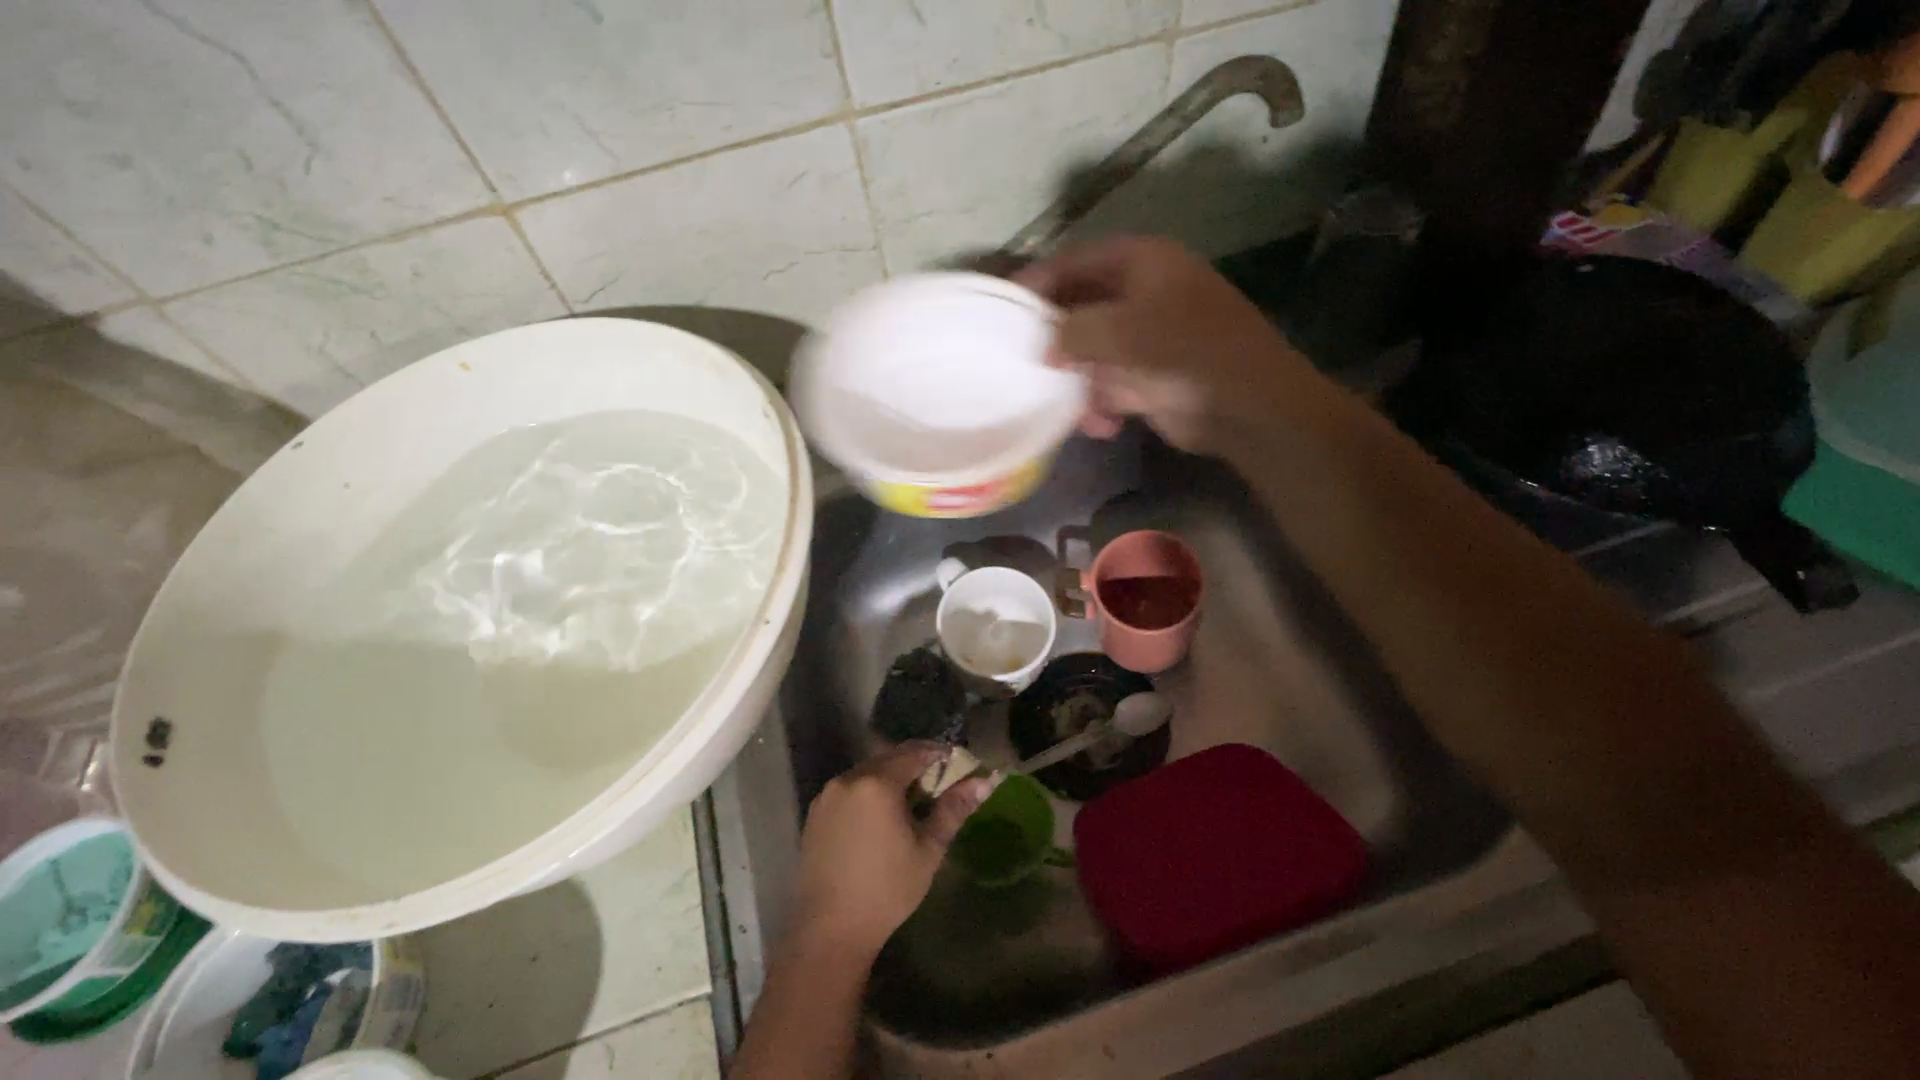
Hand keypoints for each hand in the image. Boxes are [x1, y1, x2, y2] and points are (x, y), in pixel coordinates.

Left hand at [791, 743, 993, 960]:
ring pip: (867, 773)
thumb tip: (984, 781)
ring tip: (913, 802)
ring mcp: (827, 795)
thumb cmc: (888, 889)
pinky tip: (882, 817)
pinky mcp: (815, 813)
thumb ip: (953, 809)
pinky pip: (849, 790)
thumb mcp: (928, 849)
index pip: (914, 752)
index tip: (958, 765)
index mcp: (877, 783)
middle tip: (940, 784)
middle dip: (916, 765)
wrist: (831, 927)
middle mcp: (848, 779)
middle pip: (889, 759)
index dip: (939, 755)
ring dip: (891, 778)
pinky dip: (869, 793)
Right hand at [1014, 235, 1310, 452]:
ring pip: (1091, 351)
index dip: (1039, 281)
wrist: (1247, 406)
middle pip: (1081, 307)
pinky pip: (1110, 384)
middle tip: (1023, 360)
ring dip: (1076, 380)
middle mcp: (1144, 293)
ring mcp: (1150, 337)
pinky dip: (1101, 404)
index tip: (1004, 307)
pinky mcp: (1153, 377)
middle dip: (1055, 339)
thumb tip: (1046, 343)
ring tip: (1065, 406)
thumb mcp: (1119, 331)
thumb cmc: (1184, 352)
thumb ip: (1071, 329)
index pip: (1076, 260)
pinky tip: (1101, 424)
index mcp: (1143, 263)